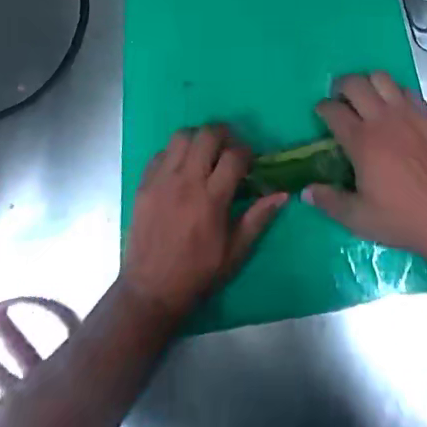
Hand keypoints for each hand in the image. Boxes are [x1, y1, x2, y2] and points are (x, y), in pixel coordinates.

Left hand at [121, 124, 286, 321]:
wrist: (151, 291)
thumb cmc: (198, 274)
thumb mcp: (235, 252)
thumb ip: (258, 218)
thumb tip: (283, 194)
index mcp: (211, 199)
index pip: (234, 156)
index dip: (246, 152)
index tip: (249, 162)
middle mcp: (186, 182)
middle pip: (207, 135)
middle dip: (223, 135)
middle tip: (229, 149)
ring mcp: (161, 180)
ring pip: (181, 136)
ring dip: (198, 138)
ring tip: (204, 153)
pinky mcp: (143, 184)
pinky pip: (160, 153)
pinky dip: (174, 153)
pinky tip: (181, 168)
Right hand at [305, 72, 426, 258]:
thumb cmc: (402, 218)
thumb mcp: (358, 218)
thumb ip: (329, 202)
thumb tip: (306, 191)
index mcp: (362, 140)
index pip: (333, 111)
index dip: (322, 108)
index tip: (320, 113)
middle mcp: (383, 119)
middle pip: (355, 84)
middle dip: (341, 86)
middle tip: (340, 99)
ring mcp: (408, 114)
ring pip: (382, 78)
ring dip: (369, 83)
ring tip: (367, 98)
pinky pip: (408, 90)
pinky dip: (396, 92)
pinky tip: (395, 108)